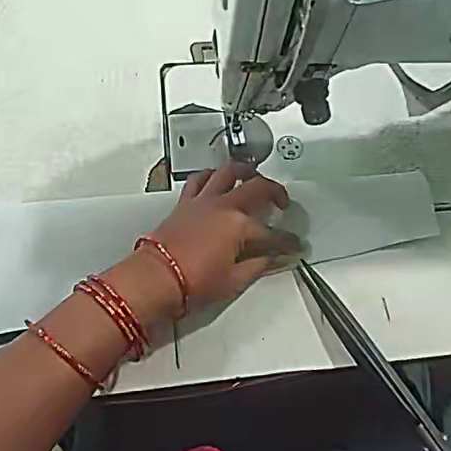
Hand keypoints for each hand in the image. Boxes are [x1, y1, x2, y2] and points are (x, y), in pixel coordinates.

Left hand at [105, 162, 297, 322]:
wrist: (156, 278)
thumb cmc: (190, 281)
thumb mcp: (233, 280)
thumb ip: (258, 265)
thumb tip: (272, 259)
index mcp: (239, 226)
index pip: (272, 234)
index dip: (287, 242)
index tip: (294, 247)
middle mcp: (223, 206)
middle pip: (258, 188)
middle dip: (276, 192)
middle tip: (283, 201)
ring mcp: (203, 201)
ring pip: (228, 172)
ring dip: (245, 170)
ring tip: (254, 174)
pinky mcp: (185, 203)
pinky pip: (200, 179)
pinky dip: (211, 174)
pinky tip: (216, 177)